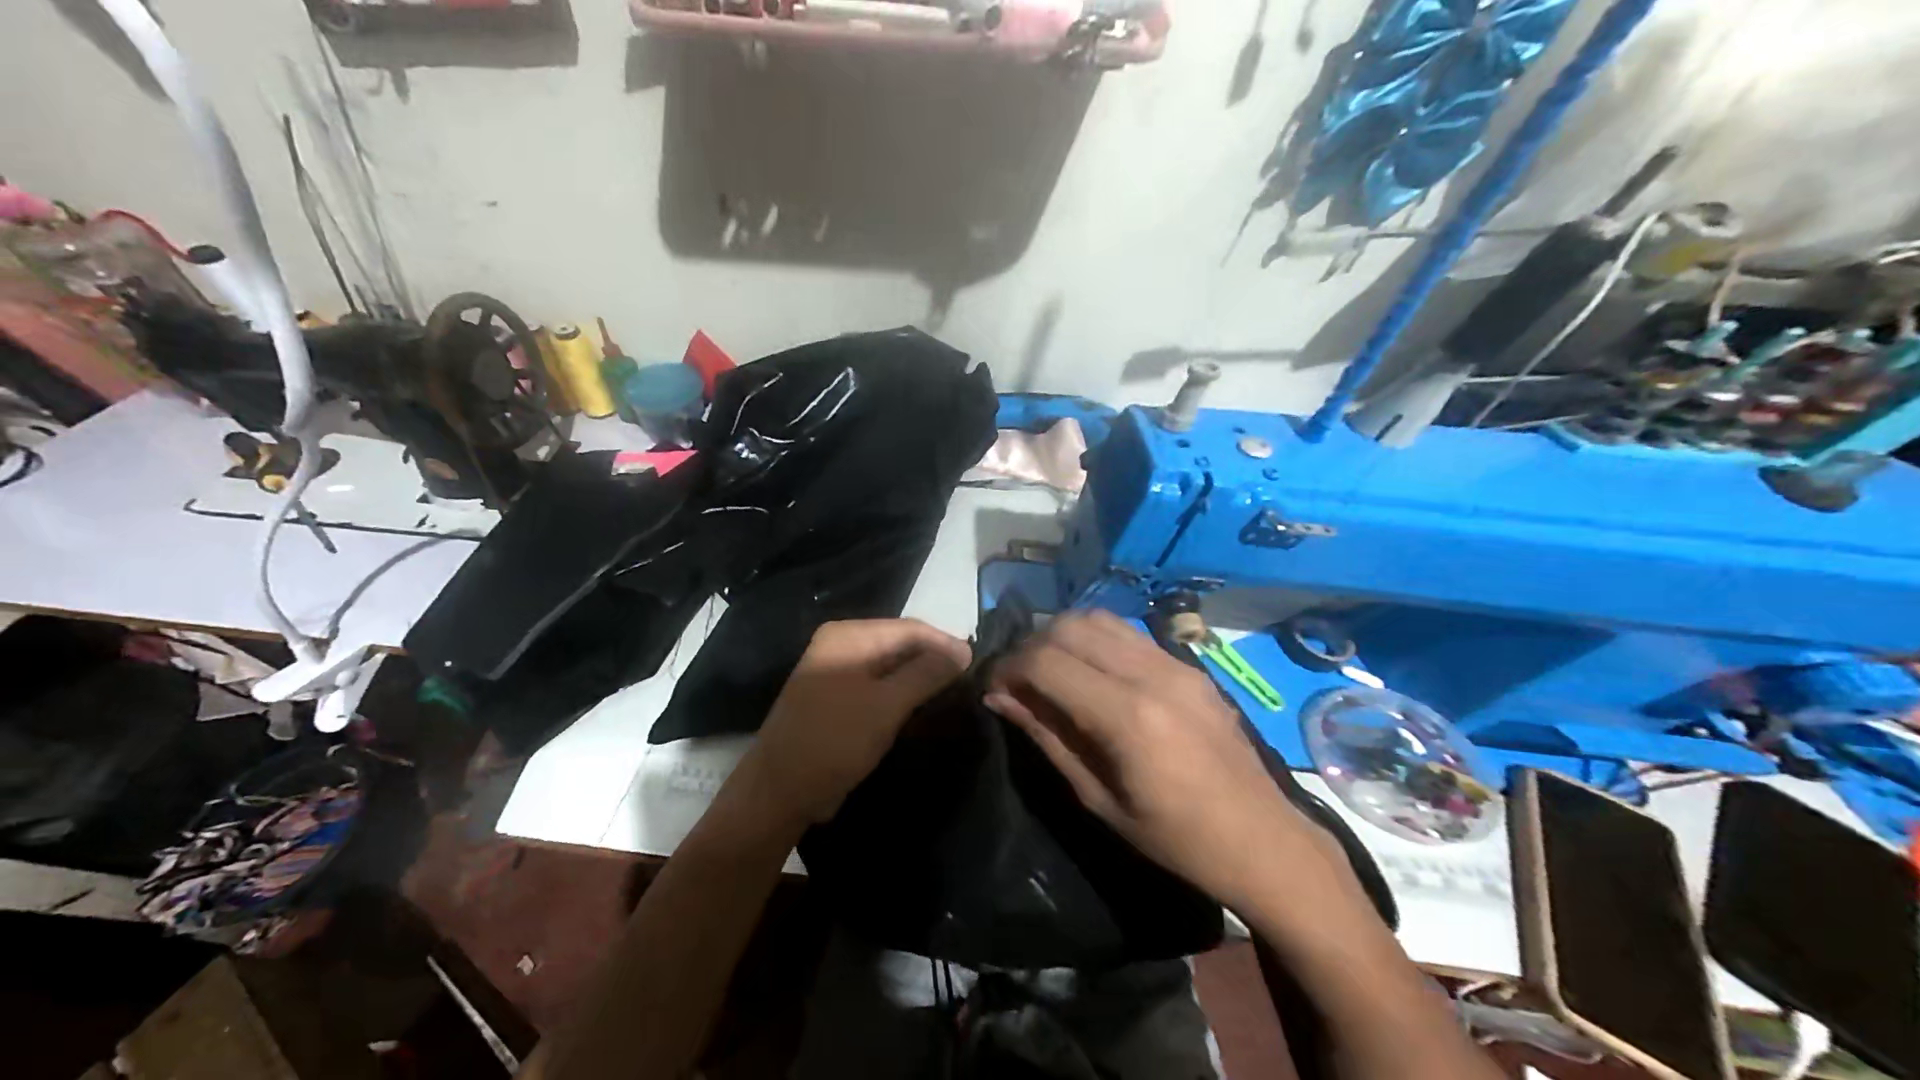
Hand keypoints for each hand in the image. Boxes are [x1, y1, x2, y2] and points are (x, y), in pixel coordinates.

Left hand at [738, 619, 970, 826]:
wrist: (780, 791)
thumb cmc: (835, 741)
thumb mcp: (886, 705)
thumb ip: (926, 673)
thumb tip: (963, 650)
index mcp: (848, 636)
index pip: (909, 629)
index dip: (946, 644)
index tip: (978, 665)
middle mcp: (840, 645)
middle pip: (900, 645)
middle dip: (934, 661)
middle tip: (970, 683)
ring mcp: (837, 673)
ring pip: (891, 668)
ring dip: (920, 680)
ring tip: (954, 695)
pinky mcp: (838, 700)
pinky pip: (878, 687)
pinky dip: (901, 695)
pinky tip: (924, 708)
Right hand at [986, 610, 1333, 910]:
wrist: (1263, 840)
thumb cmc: (1175, 838)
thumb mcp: (1097, 798)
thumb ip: (1046, 736)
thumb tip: (999, 696)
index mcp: (1128, 717)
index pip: (1046, 660)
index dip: (1008, 667)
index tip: (993, 688)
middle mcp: (1151, 674)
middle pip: (1069, 626)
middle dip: (1031, 646)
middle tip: (1019, 682)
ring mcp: (1176, 663)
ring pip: (1098, 619)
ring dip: (1062, 637)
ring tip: (1051, 674)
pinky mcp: (1189, 665)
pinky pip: (1128, 634)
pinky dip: (1095, 641)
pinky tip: (1091, 674)